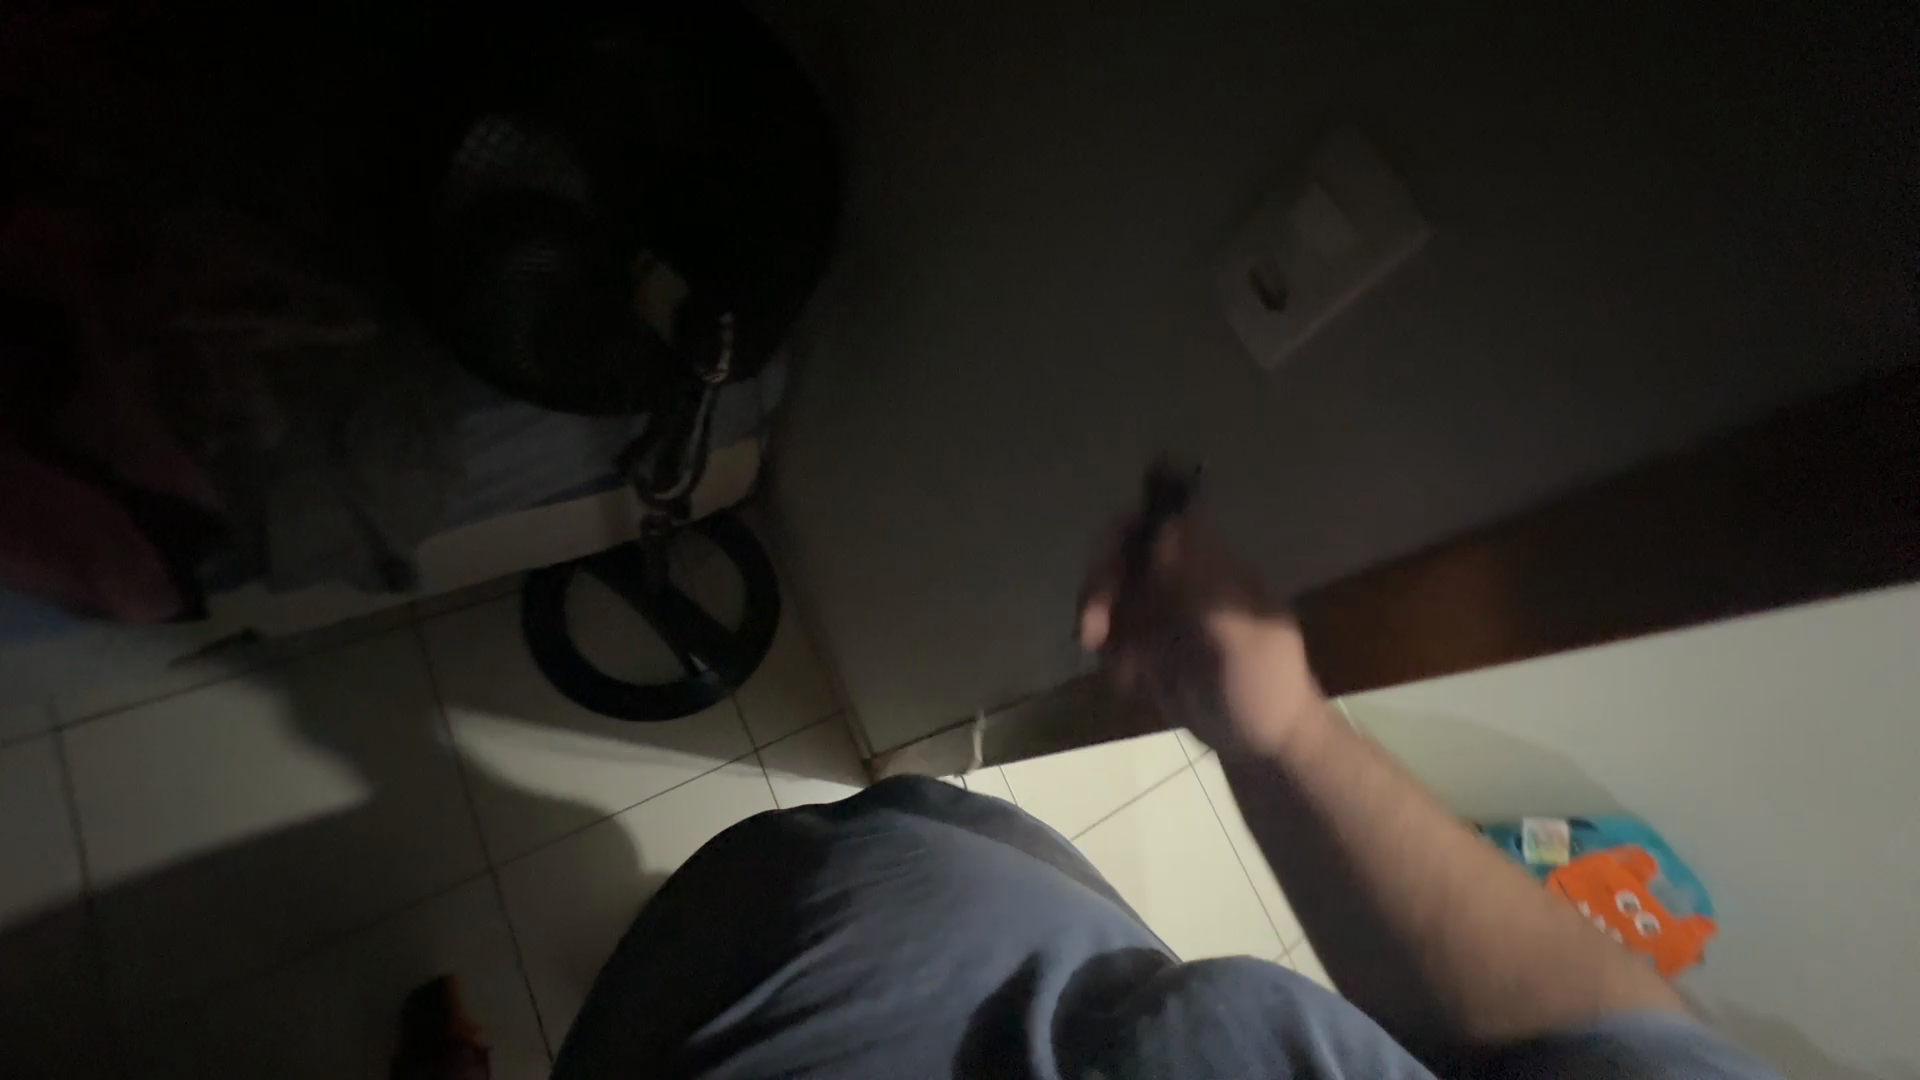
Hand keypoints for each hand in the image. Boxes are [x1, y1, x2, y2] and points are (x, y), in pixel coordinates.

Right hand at [1076, 515, 1325, 758]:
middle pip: (1119, 555)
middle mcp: (1180, 577)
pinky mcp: (1146, 642)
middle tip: (1092, 635)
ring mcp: (1161, 609)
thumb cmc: (1264, 686)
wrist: (1264, 743)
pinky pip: (1110, 635)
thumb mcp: (1240, 638)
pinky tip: (1134, 685)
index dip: (1125, 535)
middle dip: (1099, 590)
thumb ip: (1203, 586)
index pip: (1158, 522)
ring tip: (1123, 672)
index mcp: (1210, 564)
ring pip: (1107, 595)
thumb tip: (1168, 527)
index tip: (1110, 572)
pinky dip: (1113, 658)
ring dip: (1101, 629)